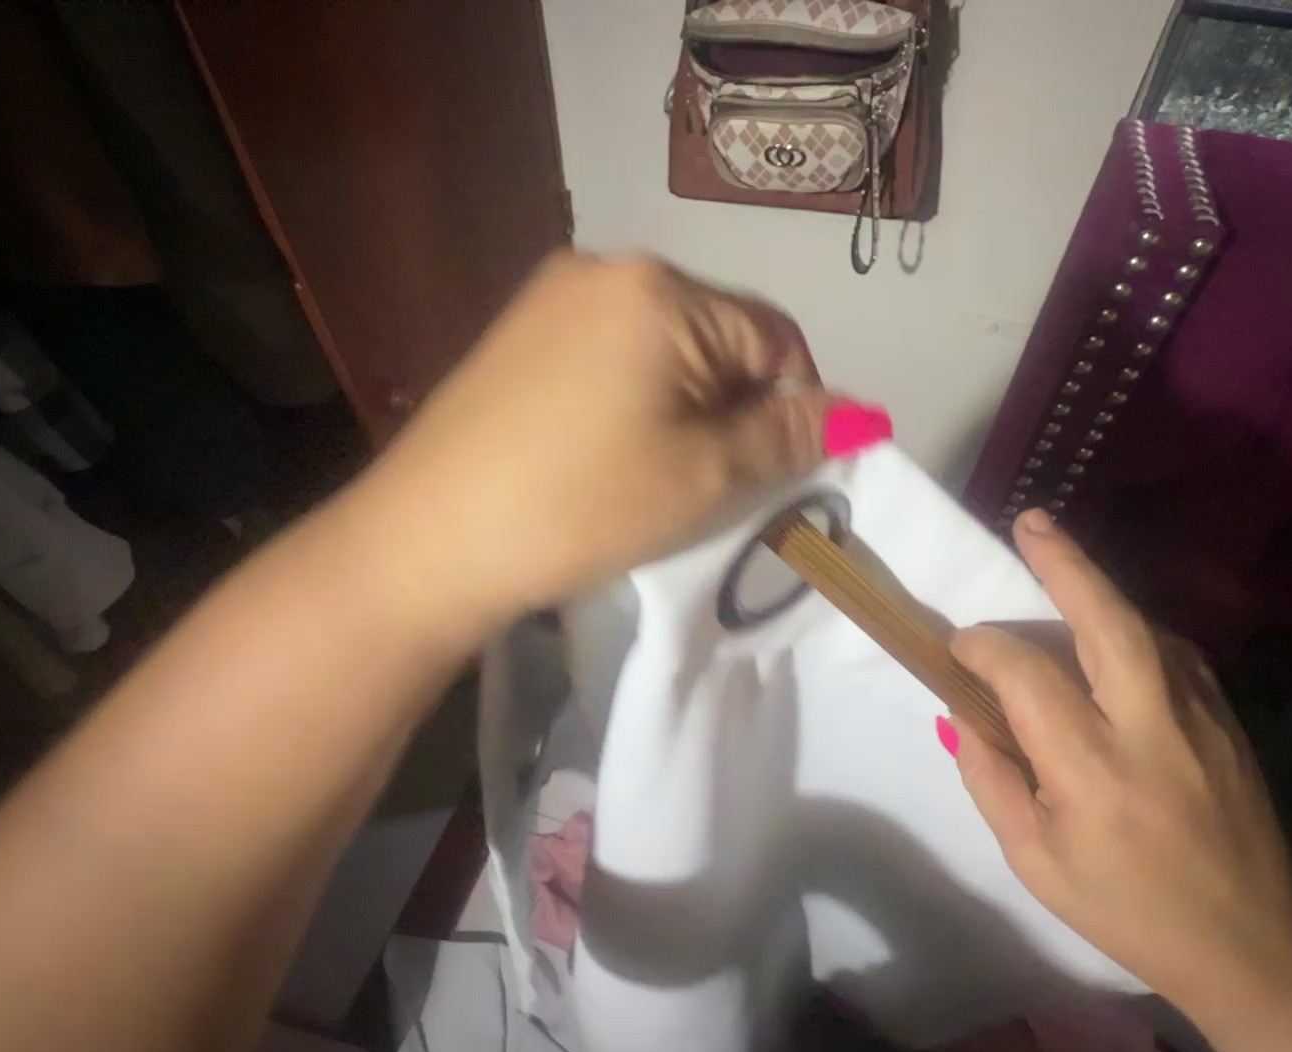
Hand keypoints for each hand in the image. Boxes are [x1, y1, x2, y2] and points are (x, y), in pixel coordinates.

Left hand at [354, 252, 859, 623]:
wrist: (427, 541)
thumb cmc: (583, 505)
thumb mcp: (704, 476)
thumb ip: (789, 436)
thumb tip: (864, 413)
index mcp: (661, 289)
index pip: (773, 337)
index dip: (794, 405)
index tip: (774, 473)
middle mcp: (605, 269)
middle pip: (717, 337)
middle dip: (735, 406)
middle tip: (715, 482)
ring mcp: (550, 297)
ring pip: (664, 349)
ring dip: (687, 405)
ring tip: (659, 474)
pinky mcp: (516, 334)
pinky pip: (610, 356)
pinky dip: (635, 400)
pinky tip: (607, 454)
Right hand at [945, 508, 1291, 1008]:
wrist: (1253, 945)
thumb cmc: (1126, 907)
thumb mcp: (1033, 859)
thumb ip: (990, 777)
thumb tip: (964, 712)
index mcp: (1092, 769)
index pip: (1025, 675)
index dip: (984, 647)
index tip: (960, 647)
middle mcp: (1150, 727)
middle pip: (1106, 621)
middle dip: (1064, 563)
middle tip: (1030, 522)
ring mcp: (1201, 717)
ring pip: (1144, 625)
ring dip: (1097, 587)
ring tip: (1058, 556)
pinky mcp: (1228, 719)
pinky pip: (1172, 651)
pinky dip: (1131, 626)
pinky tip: (1109, 631)